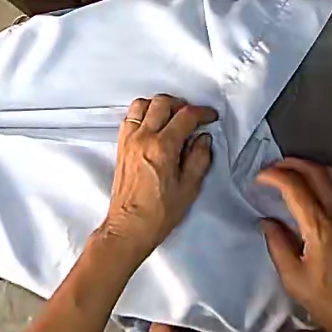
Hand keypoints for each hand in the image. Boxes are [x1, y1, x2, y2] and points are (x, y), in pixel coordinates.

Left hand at [96, 94, 217, 258]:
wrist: (128, 228)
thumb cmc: (159, 212)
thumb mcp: (190, 187)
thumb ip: (200, 157)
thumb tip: (203, 139)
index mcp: (162, 148)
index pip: (185, 115)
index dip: (202, 112)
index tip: (210, 117)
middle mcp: (143, 139)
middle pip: (162, 102)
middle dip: (182, 105)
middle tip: (193, 116)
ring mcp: (129, 141)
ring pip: (142, 104)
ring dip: (160, 106)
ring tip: (172, 117)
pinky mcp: (121, 147)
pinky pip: (130, 118)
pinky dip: (144, 114)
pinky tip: (155, 126)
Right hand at [258, 157, 331, 331]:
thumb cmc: (331, 303)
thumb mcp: (295, 280)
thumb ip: (279, 246)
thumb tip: (267, 221)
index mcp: (319, 226)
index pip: (295, 187)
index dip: (275, 176)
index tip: (258, 178)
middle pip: (316, 171)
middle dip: (291, 163)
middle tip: (271, 168)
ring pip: (331, 174)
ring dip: (309, 166)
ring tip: (288, 173)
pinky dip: (321, 177)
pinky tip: (309, 189)